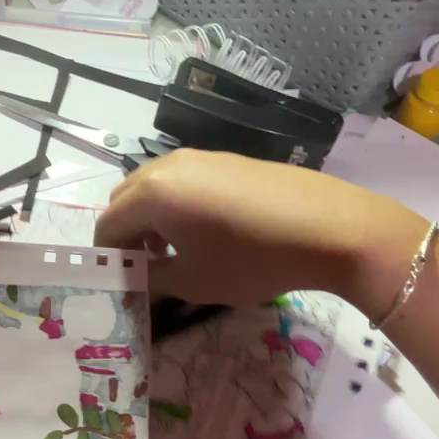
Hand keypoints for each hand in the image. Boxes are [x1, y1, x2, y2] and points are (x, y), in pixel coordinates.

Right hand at [96, 149, 425, 309]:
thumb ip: (150, 279)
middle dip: (125, 232)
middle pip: (124, 199)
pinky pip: (181, 178)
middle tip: (144, 265)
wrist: (331, 228)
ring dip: (148, 215)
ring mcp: (198, 157)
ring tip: (174, 247)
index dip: (107, 256)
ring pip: (152, 185)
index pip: (107, 225)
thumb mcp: (193, 282)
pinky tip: (205, 228)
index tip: (122, 281)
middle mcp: (167, 166)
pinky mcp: (225, 158)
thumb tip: (134, 278)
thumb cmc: (253, 260)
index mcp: (151, 194)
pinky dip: (175, 202)